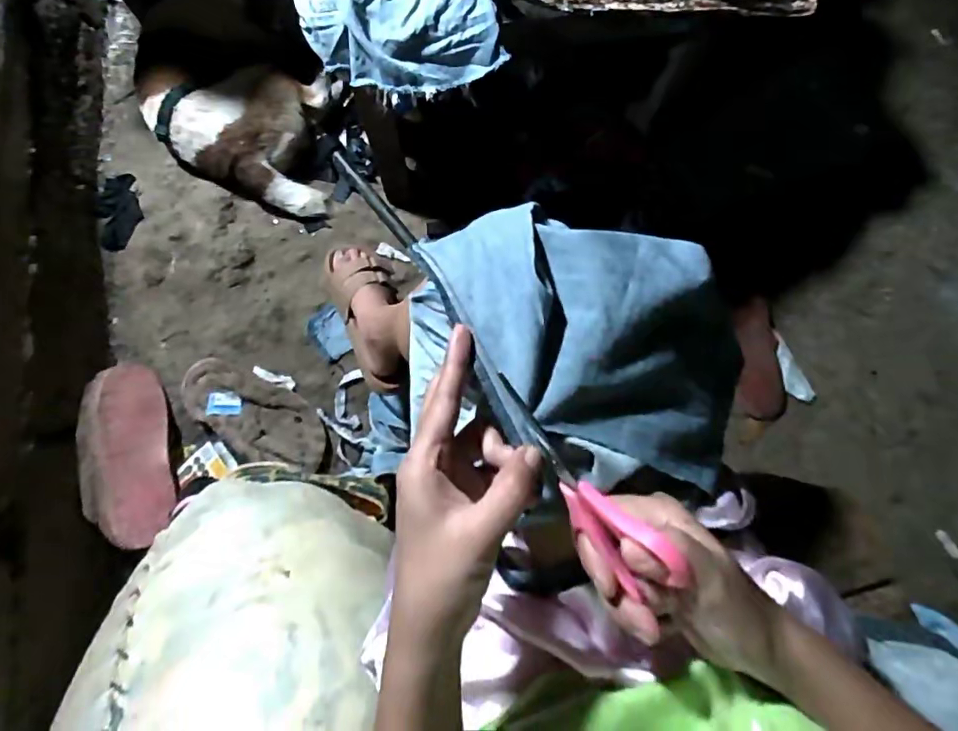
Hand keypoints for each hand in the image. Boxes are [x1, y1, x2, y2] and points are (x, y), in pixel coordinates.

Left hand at [390, 325, 541, 649]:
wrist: (430, 628)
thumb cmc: (442, 576)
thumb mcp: (480, 531)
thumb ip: (511, 488)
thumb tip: (534, 448)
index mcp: (424, 464)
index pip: (441, 403)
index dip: (454, 365)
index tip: (463, 329)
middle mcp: (434, 464)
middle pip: (466, 421)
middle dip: (489, 418)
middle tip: (507, 413)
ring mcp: (449, 481)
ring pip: (484, 446)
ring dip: (506, 456)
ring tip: (524, 480)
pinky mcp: (464, 498)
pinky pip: (490, 468)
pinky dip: (507, 471)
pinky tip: (524, 483)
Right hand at [574, 493, 787, 681]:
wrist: (756, 644)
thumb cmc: (735, 604)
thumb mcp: (709, 574)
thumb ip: (669, 552)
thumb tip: (625, 547)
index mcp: (659, 513)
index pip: (606, 510)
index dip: (596, 542)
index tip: (609, 583)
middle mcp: (646, 528)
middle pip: (601, 545)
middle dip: (614, 585)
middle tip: (639, 614)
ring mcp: (645, 558)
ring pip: (611, 577)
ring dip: (628, 609)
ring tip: (655, 627)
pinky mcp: (647, 586)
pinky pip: (622, 598)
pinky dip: (635, 619)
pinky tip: (658, 631)